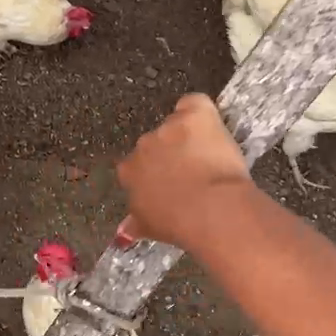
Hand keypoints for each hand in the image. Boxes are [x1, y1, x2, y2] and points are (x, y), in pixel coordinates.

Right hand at [114, 94, 253, 249]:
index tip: (168, 183)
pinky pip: (194, 104)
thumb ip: (135, 223)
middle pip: (155, 144)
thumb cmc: (177, 223)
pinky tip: (209, 125)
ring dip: (188, 136)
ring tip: (210, 156)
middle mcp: (143, 146)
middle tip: (191, 171)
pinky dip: (200, 111)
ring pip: (176, 125)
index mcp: (129, 171)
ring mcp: (168, 128)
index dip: (153, 173)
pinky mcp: (195, 115)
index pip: (135, 165)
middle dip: (170, 154)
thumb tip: (125, 231)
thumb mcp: (150, 227)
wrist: (211, 210)